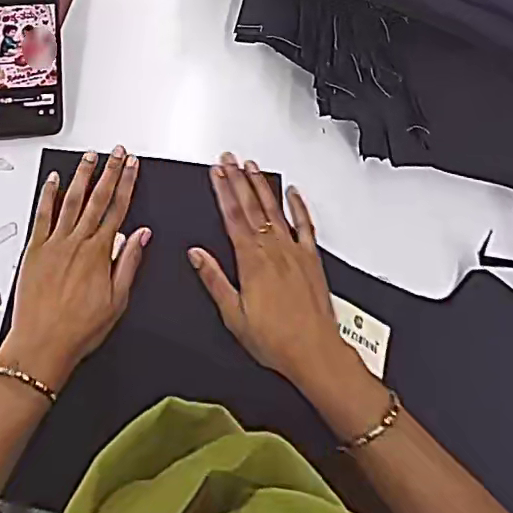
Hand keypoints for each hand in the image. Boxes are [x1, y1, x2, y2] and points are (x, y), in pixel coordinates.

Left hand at [0, 148, 149, 390]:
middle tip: (116, 152)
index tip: (131, 166)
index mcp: (99, 253)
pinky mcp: (35, 249)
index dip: (126, 183)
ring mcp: (55, 243)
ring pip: (72, 200)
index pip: (118, 208)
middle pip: (97, 198)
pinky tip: (53, 180)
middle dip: (109, 171)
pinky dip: (48, 195)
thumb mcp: (117, 300)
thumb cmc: (78, 329)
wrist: (42, 345)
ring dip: (83, 175)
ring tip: (90, 156)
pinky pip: (43, 214)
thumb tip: (141, 235)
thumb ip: (128, 262)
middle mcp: (77, 242)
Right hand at [189, 153, 387, 435]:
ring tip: (252, 167)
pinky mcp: (311, 260)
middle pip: (251, 206)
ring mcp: (294, 252)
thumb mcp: (233, 315)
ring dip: (262, 186)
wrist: (315, 352)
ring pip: (274, 209)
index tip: (216, 173)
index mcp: (251, 261)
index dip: (223, 191)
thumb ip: (214, 279)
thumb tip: (197, 255)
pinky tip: (293, 193)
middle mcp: (273, 250)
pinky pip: (304, 226)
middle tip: (229, 159)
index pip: (233, 215)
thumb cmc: (275, 339)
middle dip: (238, 179)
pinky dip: (298, 207)